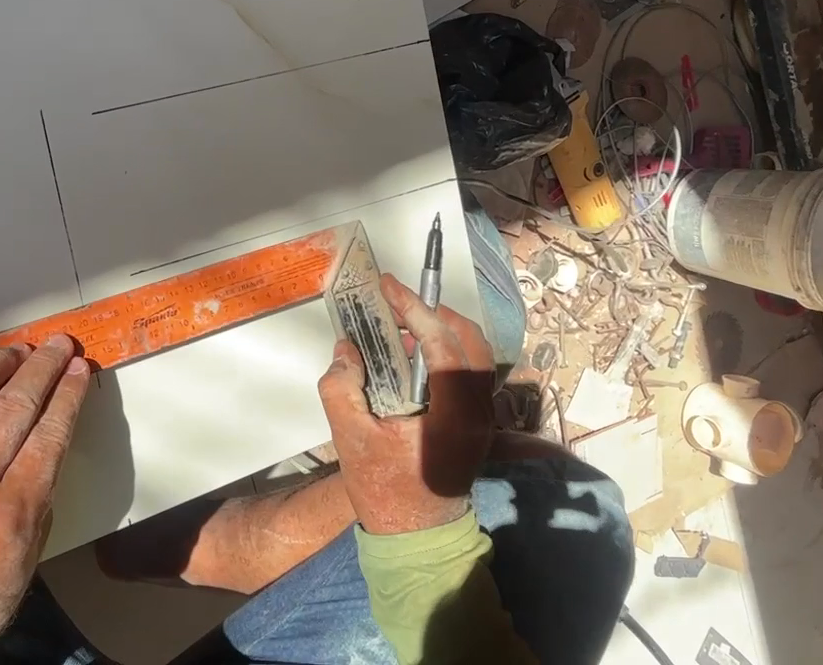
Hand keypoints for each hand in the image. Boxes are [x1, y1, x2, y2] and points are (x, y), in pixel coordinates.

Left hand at [0, 334, 91, 660]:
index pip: (47, 432)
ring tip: (17, 351)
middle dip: (41, 368)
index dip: (67, 392)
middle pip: (12, 406)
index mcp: (8, 512)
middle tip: (58, 345)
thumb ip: (42, 480)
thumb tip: (52, 416)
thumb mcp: (33, 542)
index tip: (79, 367)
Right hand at [318, 274, 493, 535]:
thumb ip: (341, 387)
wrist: (415, 536)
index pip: (443, 346)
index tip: (389, 286)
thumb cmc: (384, 490)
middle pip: (470, 341)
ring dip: (439, 328)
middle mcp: (477, 411)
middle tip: (397, 299)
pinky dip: (442, 347)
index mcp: (453, 416)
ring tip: (400, 319)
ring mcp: (481, 416)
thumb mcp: (349, 438)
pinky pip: (466, 368)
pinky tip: (409, 349)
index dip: (416, 309)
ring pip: (472, 352)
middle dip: (434, 311)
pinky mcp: (473, 419)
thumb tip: (347, 348)